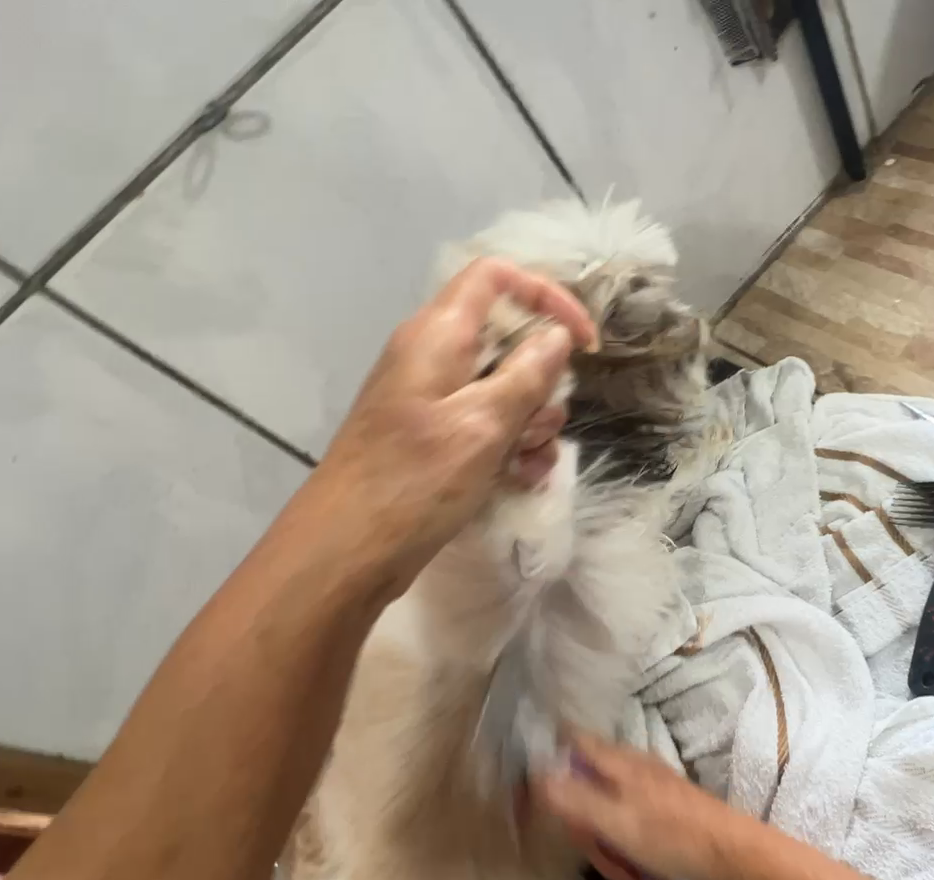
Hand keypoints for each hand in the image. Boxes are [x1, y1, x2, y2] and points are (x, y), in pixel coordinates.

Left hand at [309, 258, 597, 594]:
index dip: (547, 296)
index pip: (497, 277)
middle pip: (509, 340)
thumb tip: (557, 337)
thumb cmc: (414, 481)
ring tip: (527, 464)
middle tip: (540, 423)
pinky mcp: (437, 438)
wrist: (349, 549)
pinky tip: (522, 480)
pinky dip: (513, 448)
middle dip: (542, 381)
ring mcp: (436, 400)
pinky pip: (490, 426)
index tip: (584, 343)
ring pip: (506, 389)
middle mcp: (435, 358)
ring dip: (533, 424)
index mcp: (438, 335)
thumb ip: (525, 375)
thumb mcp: (482, 425)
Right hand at [532, 730, 743, 879]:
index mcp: (618, 763)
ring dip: (612, 849)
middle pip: (586, 789)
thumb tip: (533, 773)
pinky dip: (632, 852)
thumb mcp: (615, 822)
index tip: (533, 795)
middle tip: (601, 855)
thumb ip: (574, 798)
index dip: (547, 760)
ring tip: (631, 875)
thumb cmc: (673, 837)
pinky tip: (645, 874)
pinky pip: (630, 827)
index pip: (571, 741)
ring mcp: (649, 788)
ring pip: (608, 815)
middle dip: (588, 829)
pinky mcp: (664, 810)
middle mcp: (632, 767)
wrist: (734, 855)